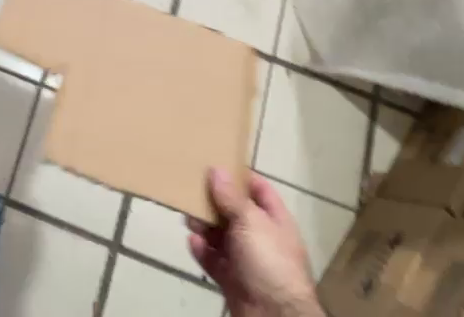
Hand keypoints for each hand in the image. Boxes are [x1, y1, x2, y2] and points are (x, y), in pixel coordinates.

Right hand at [187, 169, 322, 316]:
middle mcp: (261, 238)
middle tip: (191, 189)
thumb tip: (217, 169)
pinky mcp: (232, 279)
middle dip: (214, 202)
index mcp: (275, 220)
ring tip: (188, 217)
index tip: (215, 162)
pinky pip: (214, 260)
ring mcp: (247, 261)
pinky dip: (202, 251)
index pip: (258, 189)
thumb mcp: (251, 221)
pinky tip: (192, 241)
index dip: (239, 176)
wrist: (273, 315)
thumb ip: (231, 197)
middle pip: (235, 212)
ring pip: (221, 236)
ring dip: (204, 226)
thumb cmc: (269, 261)